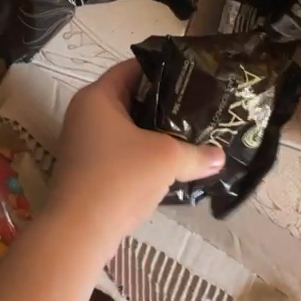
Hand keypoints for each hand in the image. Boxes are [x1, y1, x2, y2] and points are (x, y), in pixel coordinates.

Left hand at [47, 59, 225, 245]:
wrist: (79, 231)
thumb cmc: (120, 178)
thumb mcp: (166, 159)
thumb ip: (196, 153)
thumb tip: (220, 156)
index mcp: (97, 97)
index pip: (131, 68)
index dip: (162, 68)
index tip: (191, 75)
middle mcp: (85, 114)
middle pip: (130, 98)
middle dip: (163, 103)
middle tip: (196, 106)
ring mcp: (84, 143)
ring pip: (126, 128)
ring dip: (154, 133)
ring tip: (189, 135)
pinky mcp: (88, 170)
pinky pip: (120, 152)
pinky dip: (142, 154)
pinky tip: (169, 165)